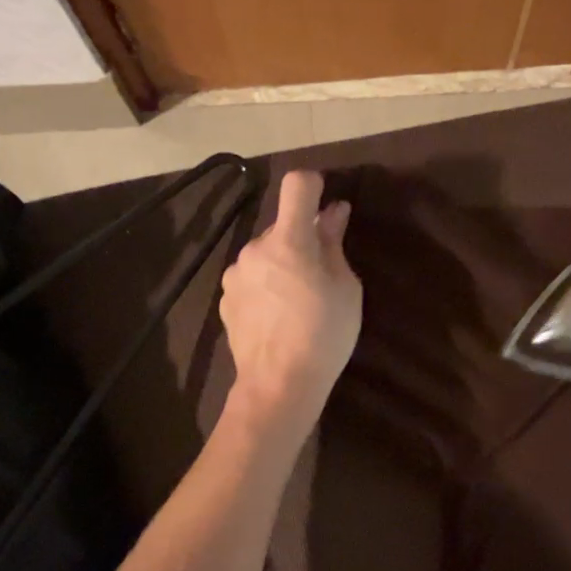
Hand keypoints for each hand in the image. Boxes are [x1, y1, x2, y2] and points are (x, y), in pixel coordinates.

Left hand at [219, 170, 361, 428]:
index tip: (327, 204)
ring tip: (299, 303)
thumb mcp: (345, 289)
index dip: (314, 185)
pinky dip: (266, 287)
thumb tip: (333, 213)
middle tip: (322, 275)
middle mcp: (254, 249)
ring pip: (265, 256)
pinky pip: (252, 280)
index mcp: (288, 240)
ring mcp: (235, 274)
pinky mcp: (225, 299)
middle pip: (282, 228)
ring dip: (282, 266)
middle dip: (301, 241)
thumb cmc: (324, 335)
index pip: (297, 185)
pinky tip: (279, 319)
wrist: (279, 384)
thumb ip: (334, 245)